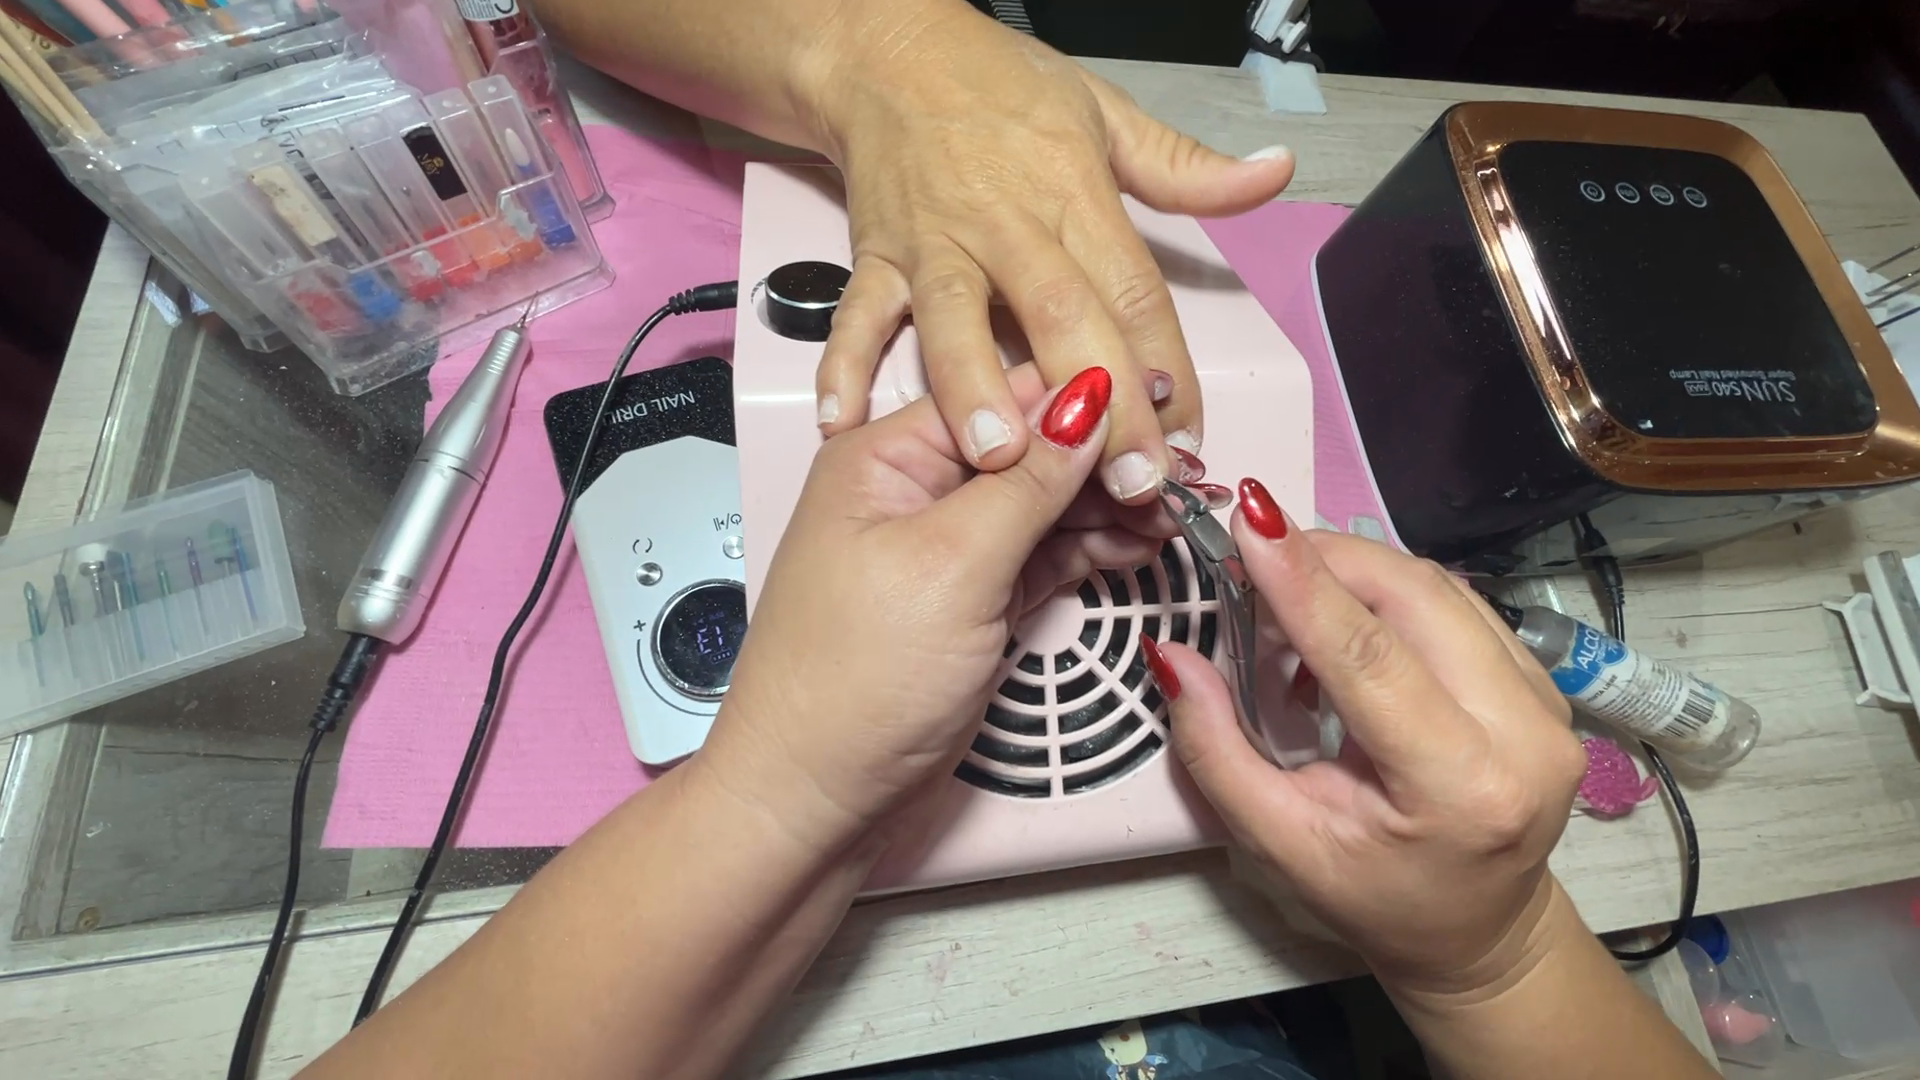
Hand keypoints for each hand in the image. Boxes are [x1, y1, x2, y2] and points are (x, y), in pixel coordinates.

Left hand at [695, 364, 1175, 850]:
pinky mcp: (973, 598)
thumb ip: (1027, 484)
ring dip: (1106, 507)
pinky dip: (1088, 550)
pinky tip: (1134, 543)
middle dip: (1103, 460)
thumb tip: (1088, 405)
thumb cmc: (852, 682)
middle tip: (1178, 471)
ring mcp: (947, 549)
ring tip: (1171, 510)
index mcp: (885, 458)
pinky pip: (1041, 556)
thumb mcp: (949, 565)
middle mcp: (914, 492)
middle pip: (1028, 451)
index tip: (1154, 409)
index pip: (999, 401)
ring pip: (1042, 506)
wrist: (820, 799)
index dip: (1081, 401)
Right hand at [809, 2, 1293, 501]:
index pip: (1134, 293)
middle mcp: (1006, 227)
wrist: (890, 52)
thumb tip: (1273, 175)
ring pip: (955, 320)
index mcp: (1074, 197)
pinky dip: (844, 365)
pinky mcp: (876, 257)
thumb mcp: (1106, 112)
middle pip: (1062, 319)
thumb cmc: (1001, 91)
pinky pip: (857, 315)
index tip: (1188, 443)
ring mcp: (934, 246)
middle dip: (1099, 405)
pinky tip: (841, 421)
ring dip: (976, 386)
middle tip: (1129, 484)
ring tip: (997, 459)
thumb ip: (1185, 165)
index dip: (1167, 370)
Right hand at [1145, 484, 1586, 995]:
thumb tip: (1170, 654)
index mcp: (1459, 785)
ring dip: (1350, 568)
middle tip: (1252, 556)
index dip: (1302, 580)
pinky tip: (1340, 620)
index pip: (1369, 656)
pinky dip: (1381, 589)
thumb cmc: (1372, 894)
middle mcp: (1524, 731)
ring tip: (1287, 595)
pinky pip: (1450, 600)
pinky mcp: (1538, 679)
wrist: (1480, 930)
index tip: (1250, 519)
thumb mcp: (1274, 839)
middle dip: (1323, 557)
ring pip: (1435, 584)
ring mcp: (1545, 699)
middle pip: (1414, 596)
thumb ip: (1214, 746)